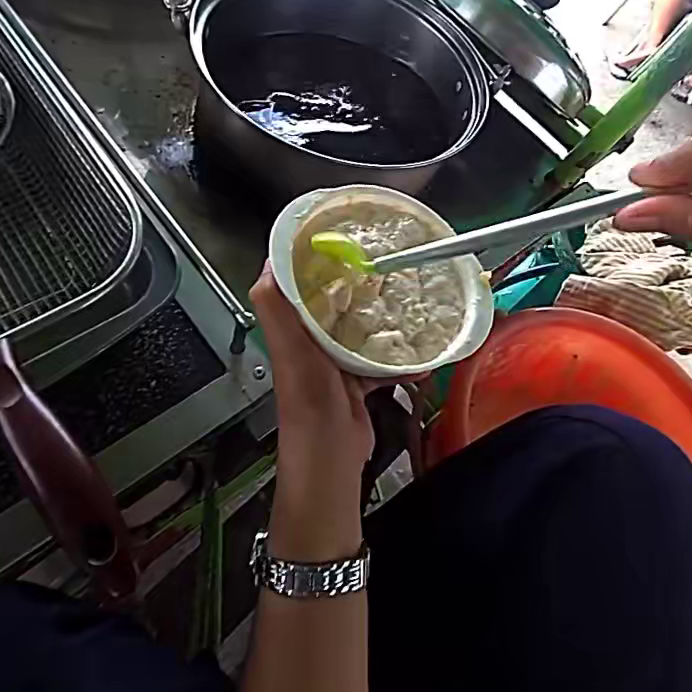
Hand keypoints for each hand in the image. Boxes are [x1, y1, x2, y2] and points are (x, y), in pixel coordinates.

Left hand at [249, 267, 417, 559]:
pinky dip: (397, 353)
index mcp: (289, 326)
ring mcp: (332, 359)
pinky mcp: (355, 380)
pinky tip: (422, 347)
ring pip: (356, 323)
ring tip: (409, 291)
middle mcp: (307, 338)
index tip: (338, 227)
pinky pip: (377, 357)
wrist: (330, 464)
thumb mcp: (292, 354)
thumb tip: (269, 262)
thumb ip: (278, 311)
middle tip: (385, 254)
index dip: (309, 252)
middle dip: (353, 275)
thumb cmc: (310, 408)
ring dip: (379, 310)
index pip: (292, 278)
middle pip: (329, 296)